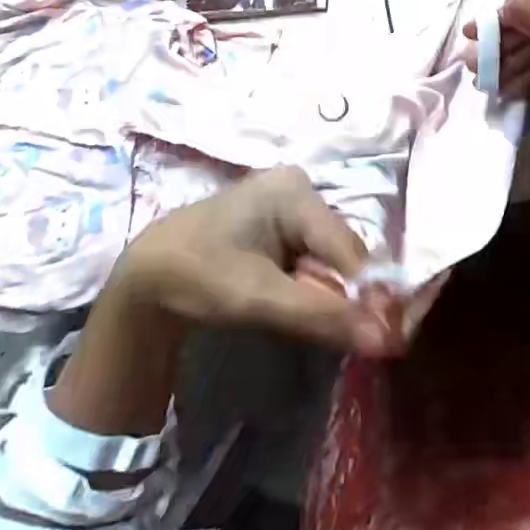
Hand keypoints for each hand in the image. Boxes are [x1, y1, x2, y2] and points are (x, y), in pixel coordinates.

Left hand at [109, 166, 398, 355]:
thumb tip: (387, 340)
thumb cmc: (197, 276)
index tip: (383, 341)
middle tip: (346, 337)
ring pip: (330, 258)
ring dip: (328, 294)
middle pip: (343, 252)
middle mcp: (300, 188)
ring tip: (311, 320)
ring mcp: (289, 202)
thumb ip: (322, 317)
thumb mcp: (259, 298)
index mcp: (295, 191)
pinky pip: (313, 257)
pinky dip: (312, 286)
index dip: (369, 295)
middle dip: (346, 295)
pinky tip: (296, 303)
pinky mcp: (280, 221)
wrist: (143, 276)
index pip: (350, 249)